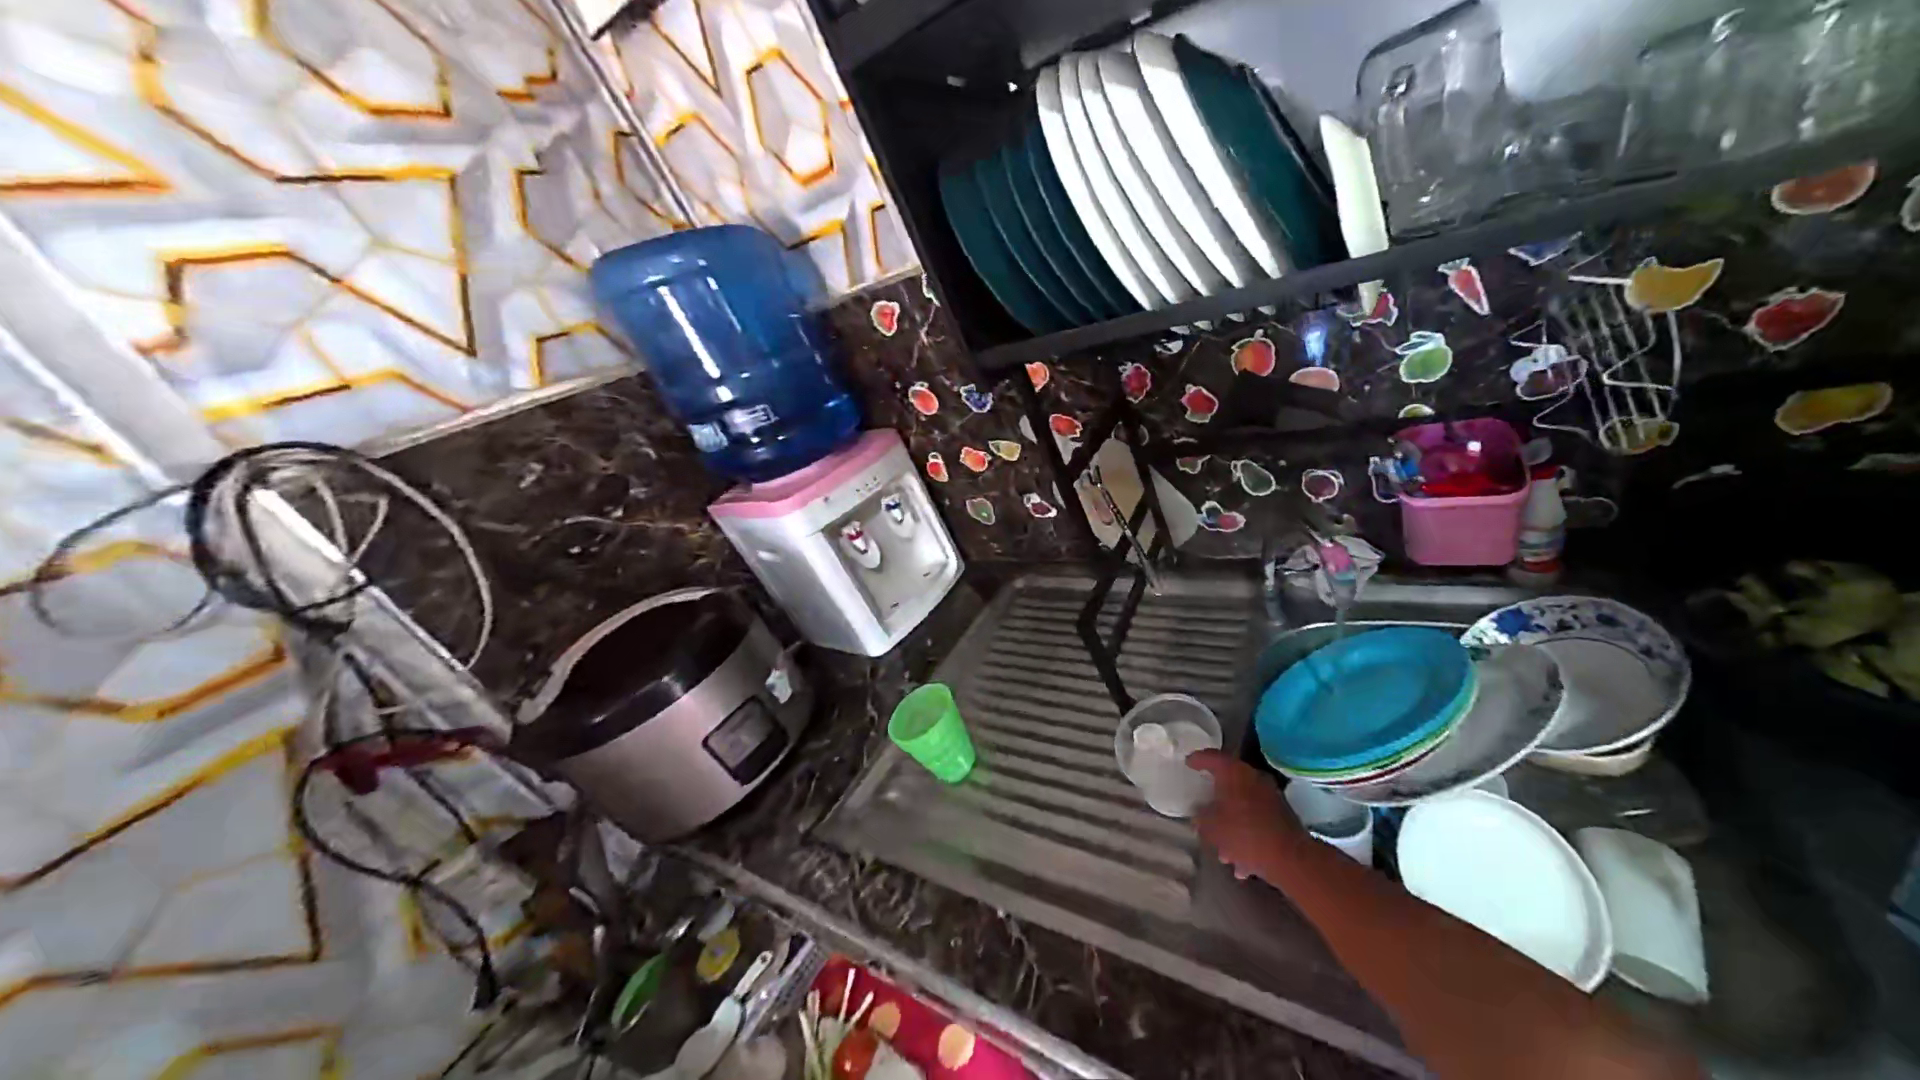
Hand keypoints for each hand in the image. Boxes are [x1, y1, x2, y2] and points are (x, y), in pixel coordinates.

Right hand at [1186, 750, 1303, 881]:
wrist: (1290, 859)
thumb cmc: (1244, 835)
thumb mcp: (1211, 828)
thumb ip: (1201, 817)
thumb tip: (1200, 814)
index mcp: (1234, 773)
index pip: (1212, 757)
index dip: (1198, 759)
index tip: (1188, 762)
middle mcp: (1254, 778)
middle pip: (1230, 780)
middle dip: (1216, 795)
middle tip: (1203, 801)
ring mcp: (1271, 795)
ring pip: (1244, 803)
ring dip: (1232, 819)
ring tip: (1221, 844)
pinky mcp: (1283, 815)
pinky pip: (1257, 819)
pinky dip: (1246, 832)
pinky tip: (1239, 857)